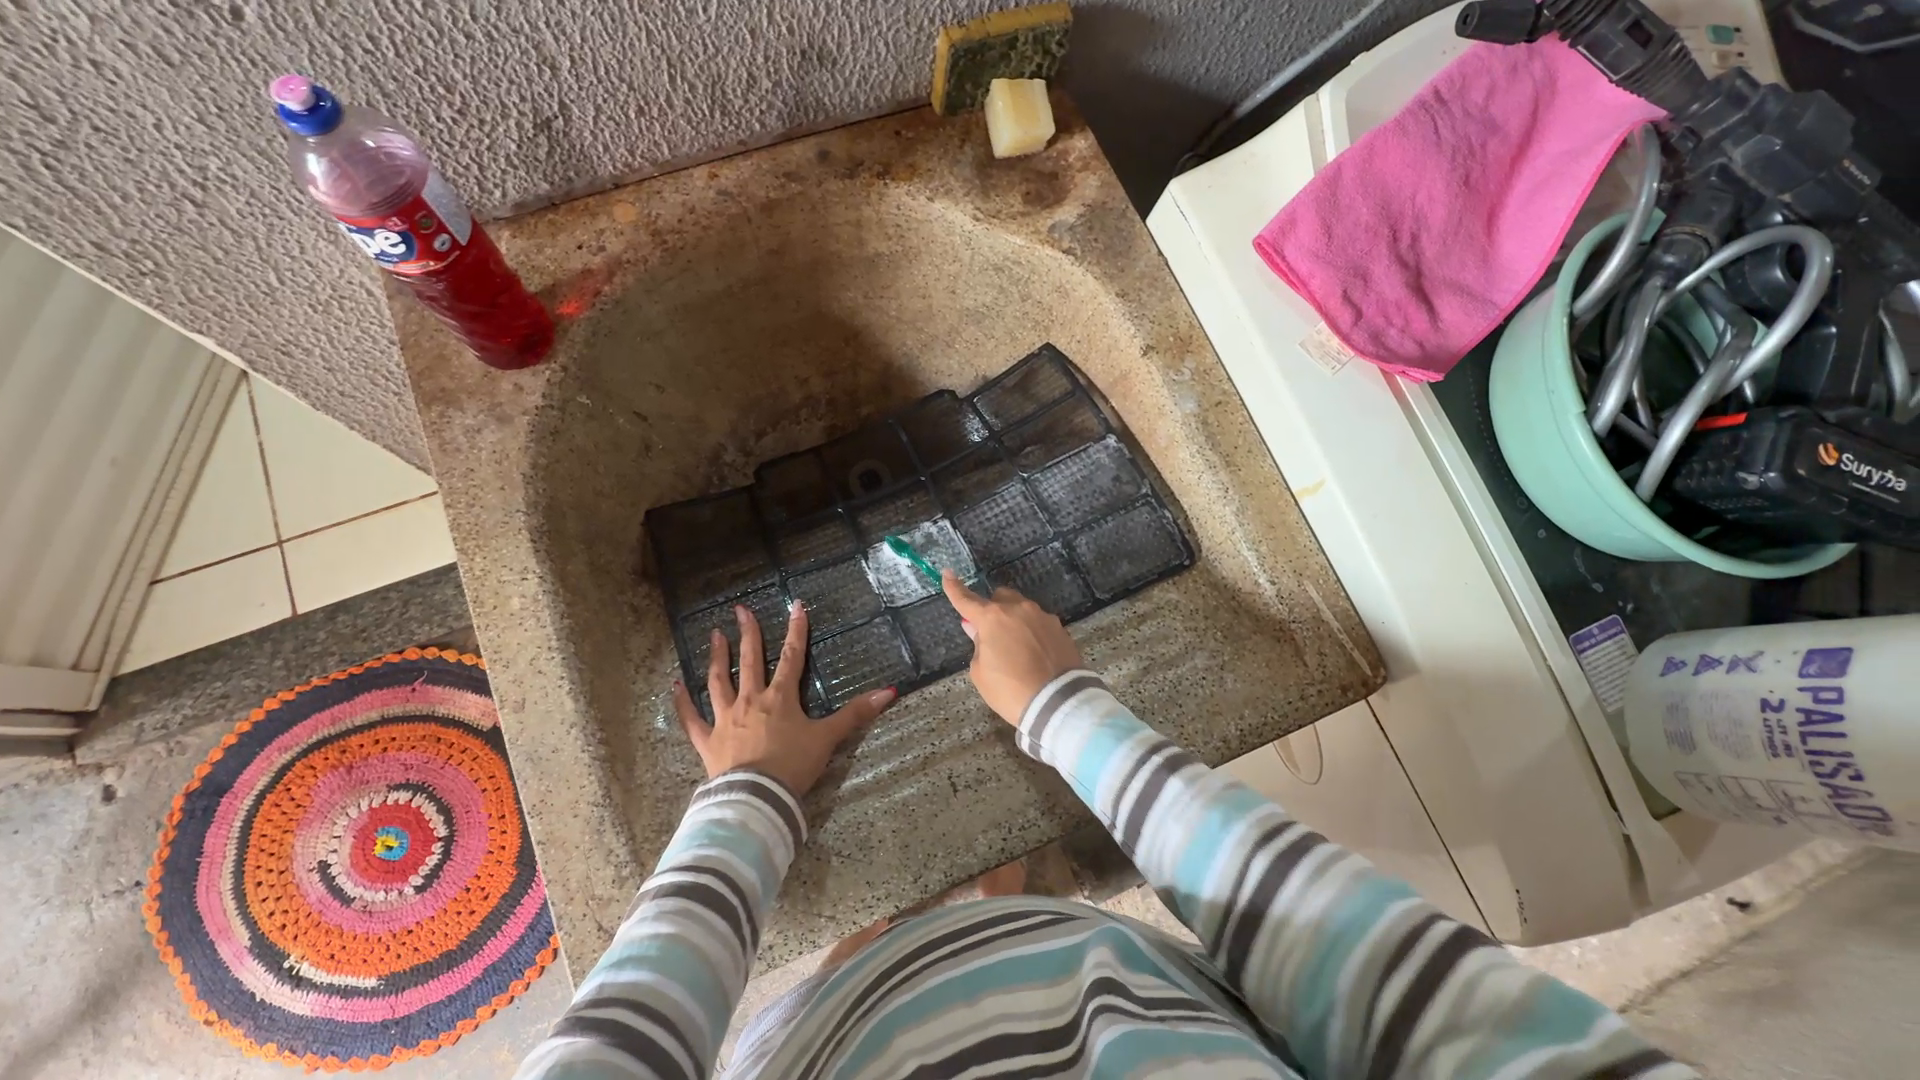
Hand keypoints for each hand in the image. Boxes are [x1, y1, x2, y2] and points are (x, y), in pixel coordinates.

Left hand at [672, 601, 895, 795]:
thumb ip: (855, 714)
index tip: (795, 605)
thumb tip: (889, 691)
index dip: (796, 631)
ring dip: (717, 657)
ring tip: (713, 636)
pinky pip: (691, 719)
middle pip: (750, 661)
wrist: (756, 797)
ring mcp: (725, 719)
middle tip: (740, 610)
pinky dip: (682, 703)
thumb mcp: (827, 739)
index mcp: (780, 698)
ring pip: (718, 681)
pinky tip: (674, 686)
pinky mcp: (707, 741)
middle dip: (748, 633)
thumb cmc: (793, 766)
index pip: (792, 658)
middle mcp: (750, 701)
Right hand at [942, 570, 1084, 725]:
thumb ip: (977, 645)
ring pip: (1022, 609)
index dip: (954, 588)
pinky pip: (1039, 623)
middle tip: (990, 634)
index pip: (967, 599)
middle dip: (992, 609)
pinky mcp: (1060, 629)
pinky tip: (1034, 654)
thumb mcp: (981, 673)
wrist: (1057, 702)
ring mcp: (1042, 617)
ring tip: (1016, 649)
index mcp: (993, 618)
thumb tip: (977, 628)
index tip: (947, 574)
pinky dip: (1032, 633)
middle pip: (1000, 597)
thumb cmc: (1010, 689)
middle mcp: (1019, 610)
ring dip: (1014, 621)